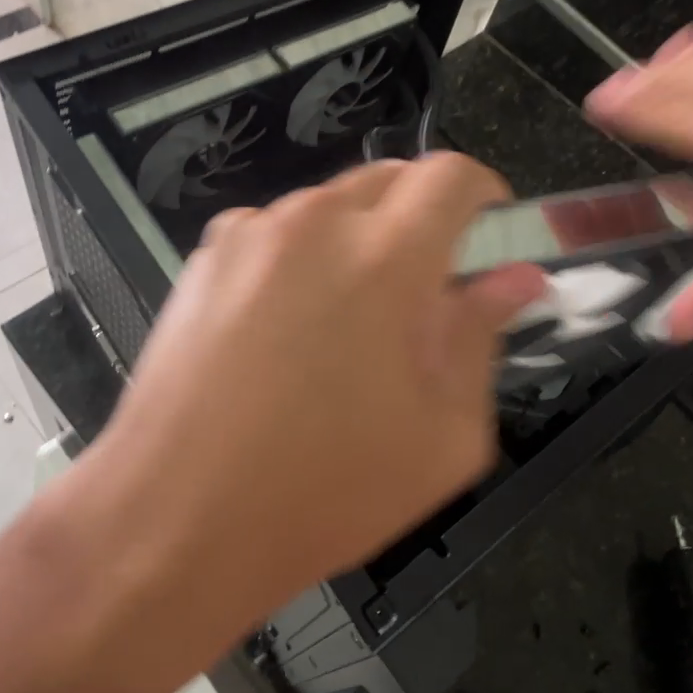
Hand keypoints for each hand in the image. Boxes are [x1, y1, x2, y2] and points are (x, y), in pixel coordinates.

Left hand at [99, 155, 545, 602]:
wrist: (176, 517)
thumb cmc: (326, 491)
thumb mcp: (440, 436)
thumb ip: (482, 338)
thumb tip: (516, 279)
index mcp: (385, 258)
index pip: (450, 175)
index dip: (482, 194)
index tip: (487, 236)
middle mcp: (314, 223)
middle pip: (389, 180)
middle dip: (421, 220)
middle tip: (421, 295)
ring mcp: (250, 235)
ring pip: (328, 206)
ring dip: (356, 241)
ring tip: (344, 324)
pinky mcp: (204, 257)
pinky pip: (273, 233)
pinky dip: (298, 257)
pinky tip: (280, 329)